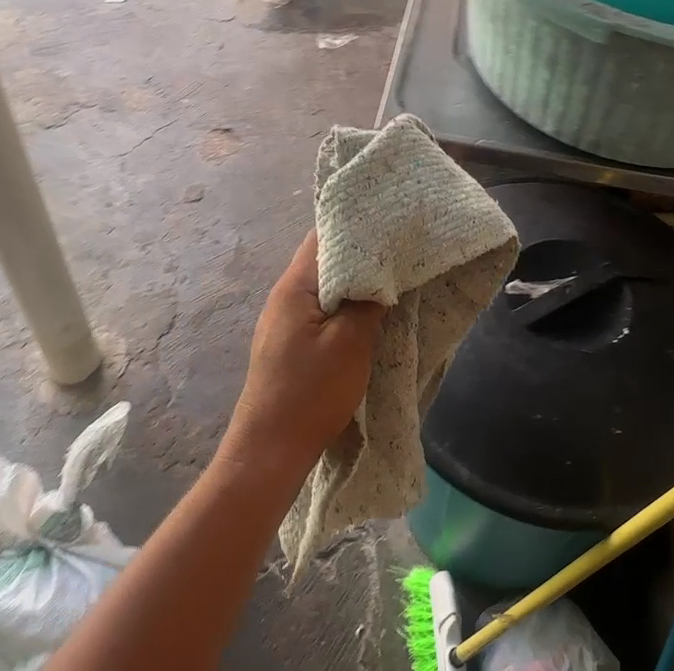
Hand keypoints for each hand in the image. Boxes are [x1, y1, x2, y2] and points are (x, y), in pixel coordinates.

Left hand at [222, 232, 388, 477]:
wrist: (271, 450)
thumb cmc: (311, 392)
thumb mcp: (350, 343)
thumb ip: (368, 301)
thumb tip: (384, 272)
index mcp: (294, 286)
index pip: (323, 236)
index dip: (357, 225)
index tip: (393, 223)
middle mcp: (285, 296)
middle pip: (326, 260)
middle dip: (363, 256)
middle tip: (402, 253)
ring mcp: (286, 322)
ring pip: (327, 288)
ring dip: (357, 285)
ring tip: (394, 281)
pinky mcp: (292, 344)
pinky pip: (324, 311)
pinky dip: (347, 307)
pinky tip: (371, 316)